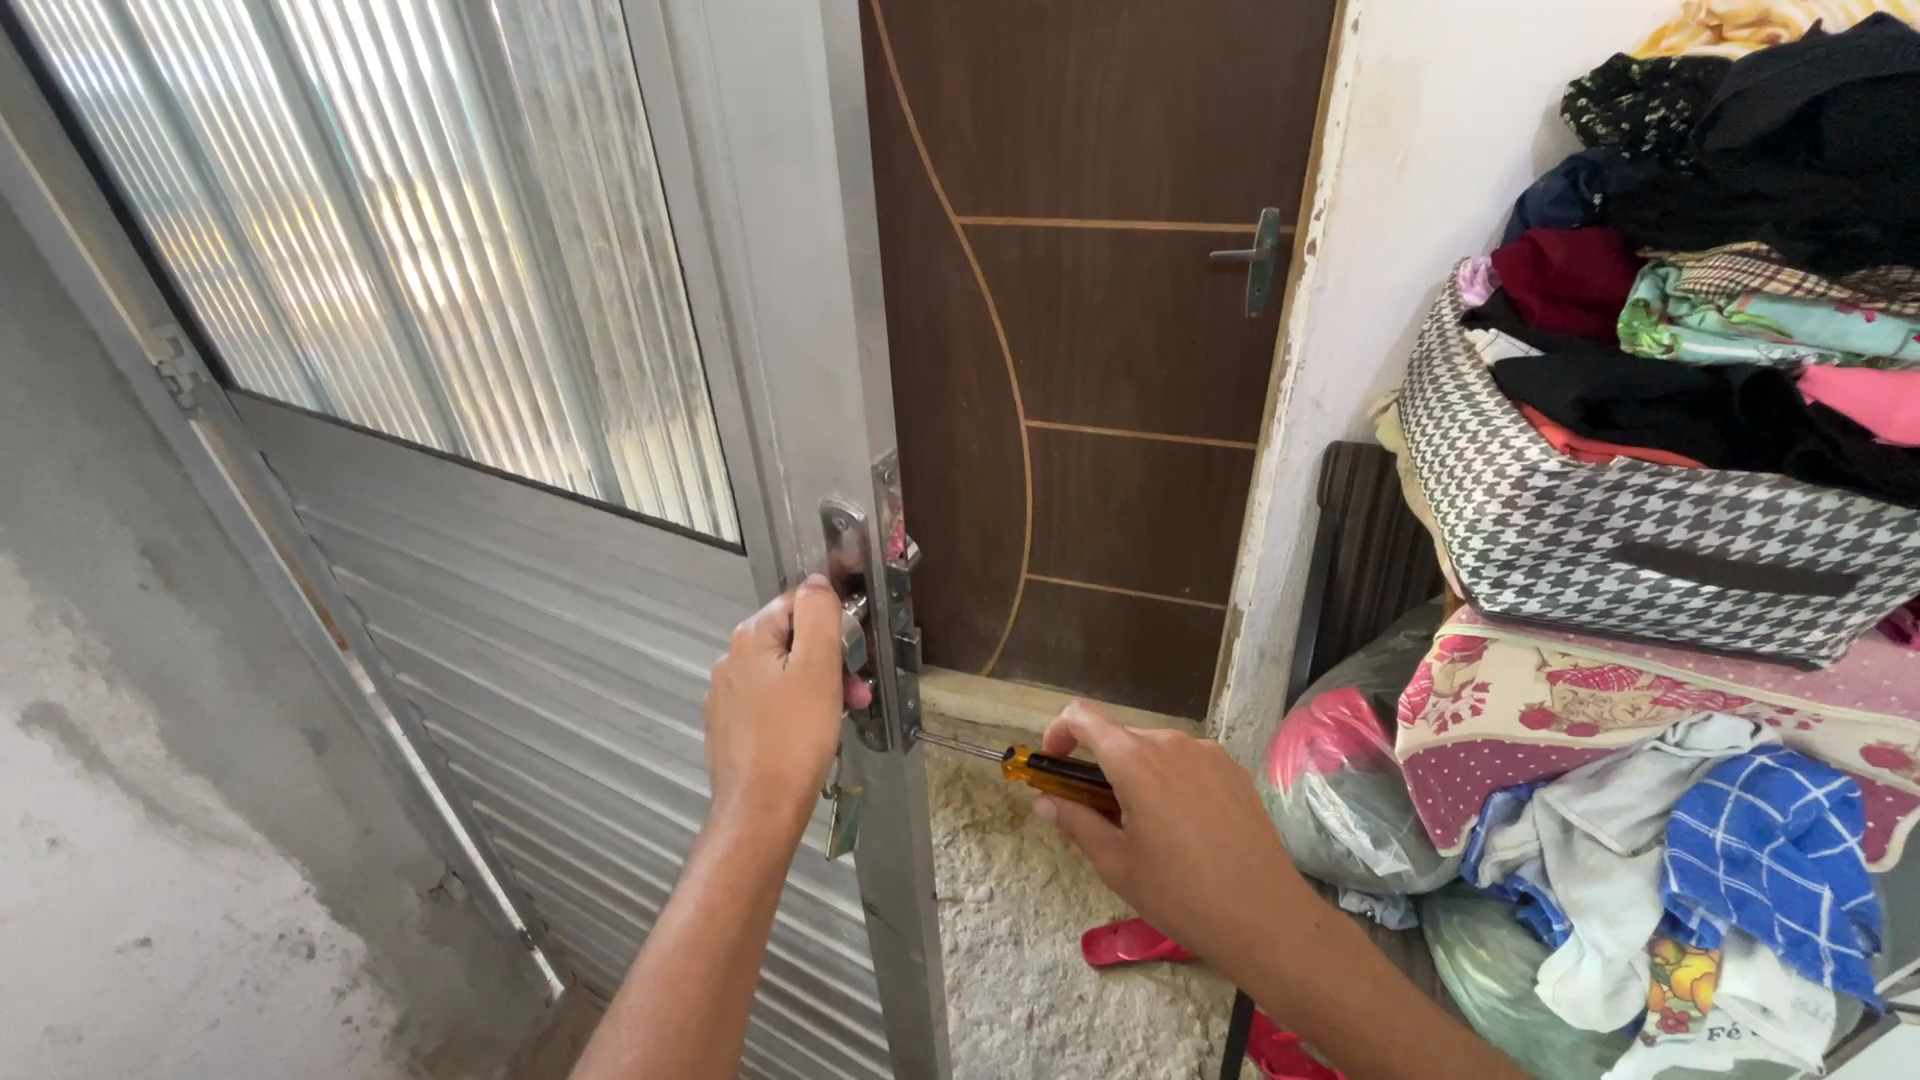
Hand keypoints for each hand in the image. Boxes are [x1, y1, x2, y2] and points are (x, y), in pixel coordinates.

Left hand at [703, 575, 871, 832]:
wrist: (761, 809)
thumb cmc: (796, 735)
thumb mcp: (818, 666)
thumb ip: (819, 614)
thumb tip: (817, 581)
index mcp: (750, 636)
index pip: (799, 602)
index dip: (833, 620)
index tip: (855, 650)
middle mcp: (731, 658)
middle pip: (792, 638)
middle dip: (830, 658)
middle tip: (857, 689)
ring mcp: (726, 694)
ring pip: (784, 672)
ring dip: (820, 684)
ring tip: (846, 711)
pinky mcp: (730, 725)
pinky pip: (772, 701)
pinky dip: (798, 707)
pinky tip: (815, 730)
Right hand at [1034, 701, 1330, 984]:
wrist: (1266, 918)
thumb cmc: (1181, 894)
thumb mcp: (1116, 864)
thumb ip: (1075, 822)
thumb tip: (1044, 801)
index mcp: (1134, 760)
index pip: (1082, 716)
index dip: (1060, 732)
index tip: (1056, 765)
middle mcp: (1171, 743)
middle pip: (1120, 738)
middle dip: (1101, 767)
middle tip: (1100, 816)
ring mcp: (1208, 753)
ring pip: (1155, 752)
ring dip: (1138, 775)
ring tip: (1147, 828)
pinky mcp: (1234, 770)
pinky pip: (1188, 763)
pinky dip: (1171, 781)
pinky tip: (1185, 828)